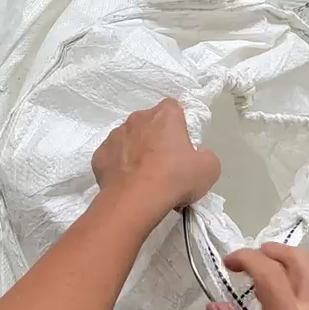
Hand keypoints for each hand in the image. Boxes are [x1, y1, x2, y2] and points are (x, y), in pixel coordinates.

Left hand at [91, 98, 220, 212]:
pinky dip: (119, 167)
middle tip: (165, 164)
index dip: (178, 124)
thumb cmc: (175, 178)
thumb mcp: (209, 169)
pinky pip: (112, 157)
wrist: (135, 200)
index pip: (173, 108)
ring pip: (129, 139)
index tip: (181, 145)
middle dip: (156, 138)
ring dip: (136, 152)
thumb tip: (196, 156)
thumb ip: (205, 155)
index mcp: (165, 115)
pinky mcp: (99, 155)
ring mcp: (115, 136)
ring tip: (144, 177)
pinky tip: (127, 183)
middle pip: (149, 123)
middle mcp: (137, 119)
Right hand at [210, 244, 308, 309]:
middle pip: (302, 261)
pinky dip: (303, 278)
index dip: (247, 258)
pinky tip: (284, 296)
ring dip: (290, 261)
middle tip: (246, 261)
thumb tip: (216, 305)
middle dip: (271, 251)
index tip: (228, 263)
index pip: (271, 274)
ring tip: (264, 273)